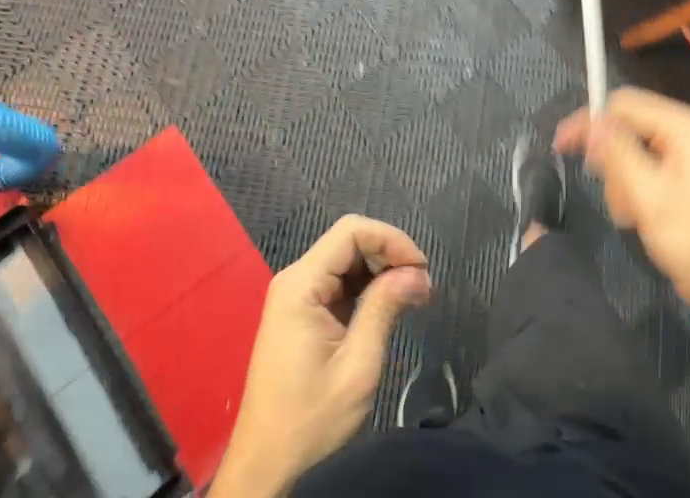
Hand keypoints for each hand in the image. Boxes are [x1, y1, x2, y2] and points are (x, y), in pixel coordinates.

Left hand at [212, 215, 430, 496]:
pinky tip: (390, 307)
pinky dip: (368, 288)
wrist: (266, 457)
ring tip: (413, 298)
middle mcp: (296, 280)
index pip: (351, 231)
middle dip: (390, 256)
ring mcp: (297, 296)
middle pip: (350, 242)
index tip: (422, 269)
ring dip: (382, 272)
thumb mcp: (357, 365)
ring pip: (348, 261)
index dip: (392, 240)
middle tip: (423, 289)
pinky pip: (340, 283)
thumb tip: (417, 272)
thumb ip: (384, 309)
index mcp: (301, 285)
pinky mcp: (303, 312)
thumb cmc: (310, 416)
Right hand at [555, 88, 689, 305]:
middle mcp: (682, 132)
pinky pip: (637, 173)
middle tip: (620, 198)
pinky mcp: (675, 179)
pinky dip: (631, 195)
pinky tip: (643, 219)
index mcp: (682, 126)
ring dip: (620, 185)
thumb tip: (590, 120)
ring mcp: (679, 156)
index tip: (560, 147)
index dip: (589, 122)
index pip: (622, 104)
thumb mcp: (650, 196)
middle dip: (611, 164)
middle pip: (623, 127)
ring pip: (625, 153)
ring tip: (636, 216)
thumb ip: (618, 154)